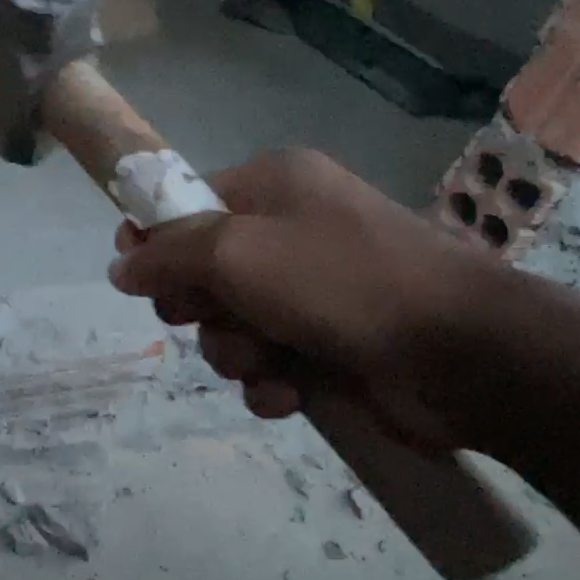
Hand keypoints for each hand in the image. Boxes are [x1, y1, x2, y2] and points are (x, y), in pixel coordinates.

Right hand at [109, 148, 496, 448]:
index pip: (187, 204)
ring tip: (271, 361)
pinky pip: (264, 367)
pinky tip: (290, 394)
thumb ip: (169, 254)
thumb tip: (119, 265)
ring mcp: (309, 293)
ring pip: (229, 328)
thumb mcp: (239, 253)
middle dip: (202, 308)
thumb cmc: (340, 282)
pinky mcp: (324, 348)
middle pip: (201, 273)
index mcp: (273, 185)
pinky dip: (270, 384)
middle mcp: (289, 232)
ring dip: (237, 353)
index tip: (140, 278)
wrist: (459, 356)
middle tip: (212, 316)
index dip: (157, 242)